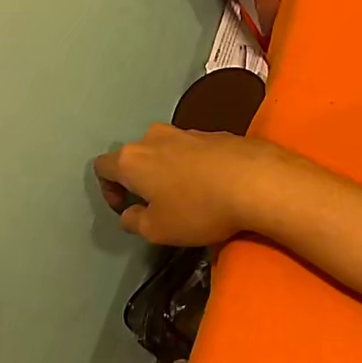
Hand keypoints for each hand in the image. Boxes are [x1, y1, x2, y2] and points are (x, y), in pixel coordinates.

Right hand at [94, 124, 302, 245]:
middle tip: (159, 206)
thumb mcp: (158, 230)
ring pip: (169, 151)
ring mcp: (191, 132)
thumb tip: (130, 214)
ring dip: (172, 172)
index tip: (128, 209)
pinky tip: (217, 187)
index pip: (103, 168)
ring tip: (192, 197)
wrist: (258, 181)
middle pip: (138, 156)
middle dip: (142, 179)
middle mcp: (157, 137)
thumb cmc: (200, 208)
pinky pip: (199, 151)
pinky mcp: (221, 134)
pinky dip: (200, 167)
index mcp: (132, 159)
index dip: (109, 191)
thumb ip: (134, 222)